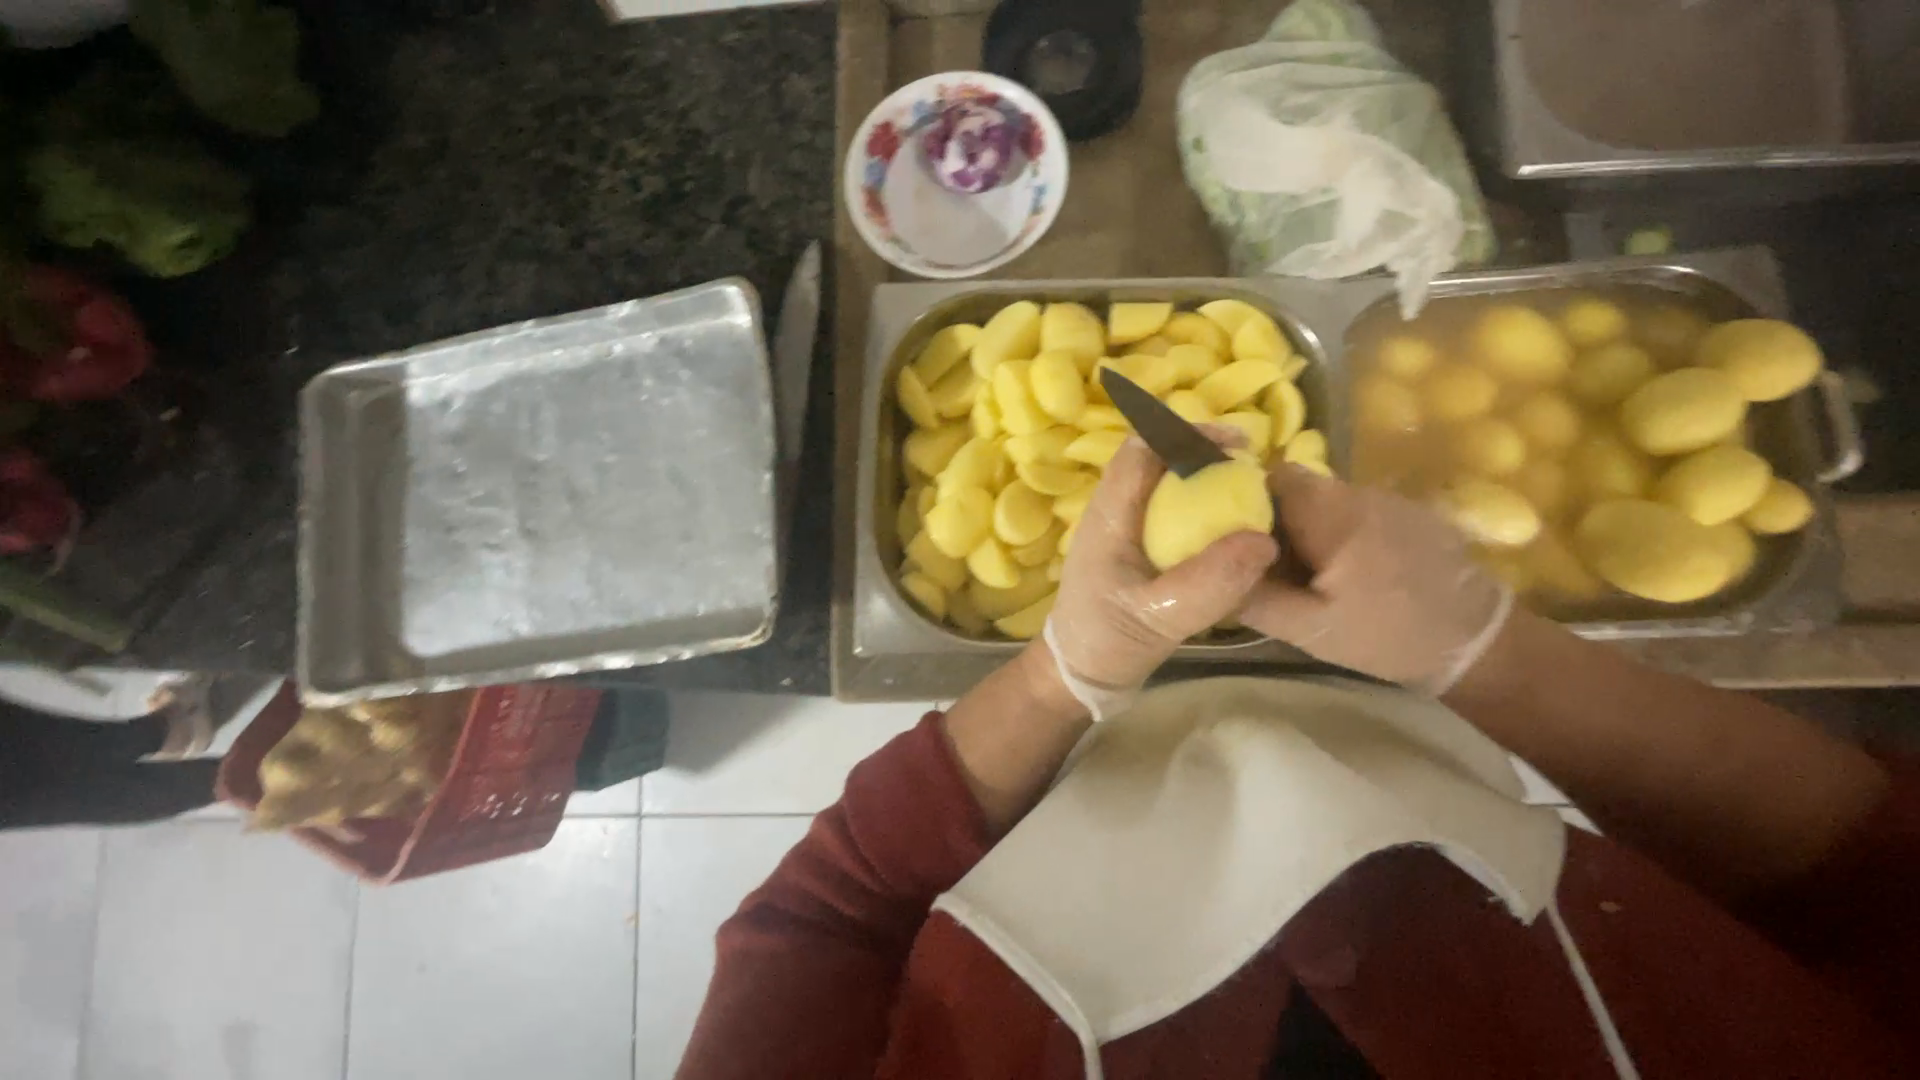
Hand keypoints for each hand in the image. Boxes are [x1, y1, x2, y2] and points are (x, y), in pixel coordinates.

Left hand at [1046, 437, 1278, 695]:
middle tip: (1251, 473)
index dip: (1188, 435)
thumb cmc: (1106, 642)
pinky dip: (1199, 513)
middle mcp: (1112, 512)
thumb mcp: (1159, 618)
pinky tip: (1227, 532)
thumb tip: (1263, 541)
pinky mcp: (1133, 550)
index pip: (1141, 450)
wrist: (1077, 675)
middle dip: (1203, 455)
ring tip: (1247, 498)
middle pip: (1155, 460)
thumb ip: (1208, 583)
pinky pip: (1168, 515)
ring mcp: (1122, 531)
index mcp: (1108, 516)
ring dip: (1202, 483)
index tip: (1239, 446)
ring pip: (1162, 486)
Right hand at [1239, 465, 1511, 693]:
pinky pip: (1354, 510)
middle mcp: (1357, 492)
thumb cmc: (1386, 637)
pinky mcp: (1407, 512)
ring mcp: (1387, 499)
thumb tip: (1208, 573)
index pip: (1269, 478)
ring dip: (1306, 526)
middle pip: (1295, 487)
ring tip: (1305, 571)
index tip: (1232, 536)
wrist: (1479, 645)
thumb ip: (1254, 597)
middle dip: (1273, 518)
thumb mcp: (1308, 630)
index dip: (1244, 500)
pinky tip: (1347, 570)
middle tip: (1265, 563)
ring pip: (1324, 498)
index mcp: (1330, 514)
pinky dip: (1338, 531)